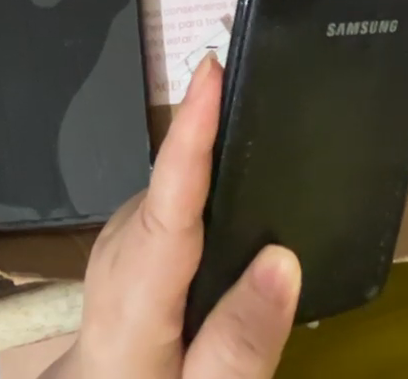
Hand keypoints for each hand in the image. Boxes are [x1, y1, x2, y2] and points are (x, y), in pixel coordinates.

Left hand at [47, 58, 300, 378]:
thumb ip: (241, 340)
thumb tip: (283, 259)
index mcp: (140, 284)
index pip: (171, 192)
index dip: (192, 126)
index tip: (212, 68)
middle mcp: (125, 242)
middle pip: (180, 175)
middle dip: (219, 124)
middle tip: (277, 86)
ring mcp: (124, 233)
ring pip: (180, 184)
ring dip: (218, 155)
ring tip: (275, 133)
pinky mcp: (134, 234)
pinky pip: (178, 196)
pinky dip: (207, 183)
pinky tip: (243, 197)